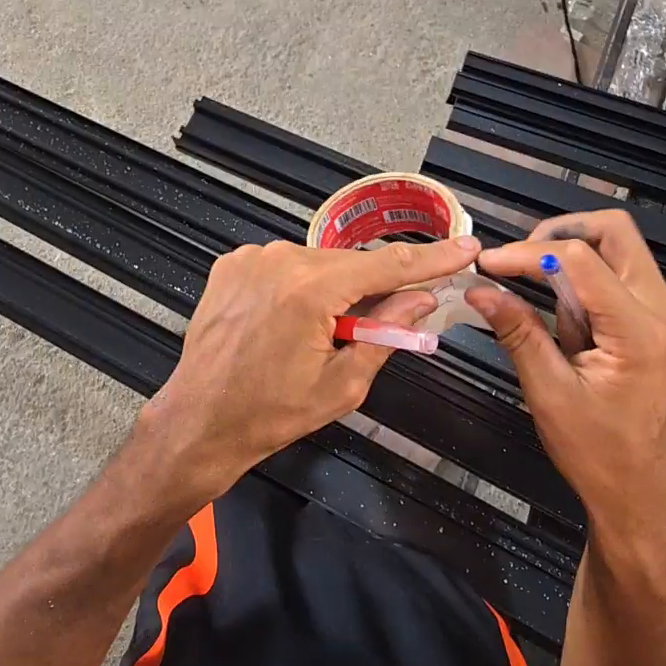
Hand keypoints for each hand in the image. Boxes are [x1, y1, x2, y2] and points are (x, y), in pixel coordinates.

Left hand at [140, 236, 483, 497]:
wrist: (199, 420)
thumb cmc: (271, 412)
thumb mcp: (343, 384)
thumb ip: (387, 333)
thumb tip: (423, 299)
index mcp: (311, 288)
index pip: (388, 265)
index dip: (432, 258)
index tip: (466, 246)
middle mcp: (280, 258)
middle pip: (349, 264)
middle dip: (369, 290)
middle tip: (367, 330)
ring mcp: (251, 257)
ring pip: (315, 264)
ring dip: (328, 290)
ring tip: (313, 336)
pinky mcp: (230, 264)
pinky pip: (282, 266)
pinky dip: (295, 286)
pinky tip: (284, 322)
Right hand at [467, 210, 665, 553]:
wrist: (643, 499)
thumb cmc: (599, 455)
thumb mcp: (549, 393)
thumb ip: (517, 333)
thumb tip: (478, 290)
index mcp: (639, 330)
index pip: (578, 258)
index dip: (525, 252)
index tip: (487, 264)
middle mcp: (661, 312)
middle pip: (616, 232)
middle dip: (560, 233)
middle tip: (518, 259)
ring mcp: (663, 318)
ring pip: (618, 250)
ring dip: (571, 255)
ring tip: (533, 290)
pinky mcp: (655, 327)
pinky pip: (618, 278)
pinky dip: (583, 278)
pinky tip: (557, 312)